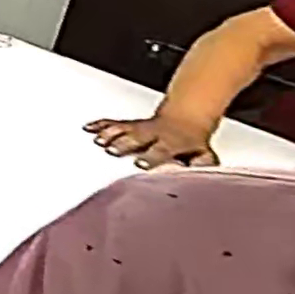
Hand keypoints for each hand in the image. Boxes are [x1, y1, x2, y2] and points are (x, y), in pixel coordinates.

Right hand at [83, 115, 218, 168]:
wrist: (183, 120)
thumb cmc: (193, 143)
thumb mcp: (206, 156)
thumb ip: (201, 165)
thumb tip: (196, 173)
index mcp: (171, 143)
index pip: (160, 150)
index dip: (150, 158)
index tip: (139, 164)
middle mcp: (151, 134)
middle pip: (135, 138)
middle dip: (122, 144)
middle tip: (111, 150)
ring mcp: (137, 127)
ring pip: (120, 129)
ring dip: (108, 134)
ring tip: (98, 140)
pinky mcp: (127, 123)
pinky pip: (110, 122)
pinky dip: (98, 124)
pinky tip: (89, 128)